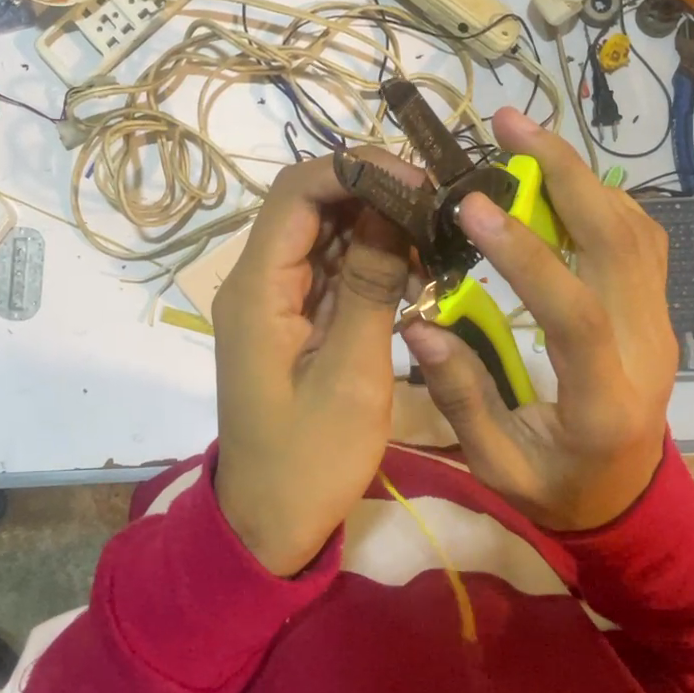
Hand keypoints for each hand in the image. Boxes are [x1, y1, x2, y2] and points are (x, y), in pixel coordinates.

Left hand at [211, 153, 418, 575]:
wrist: (268, 522)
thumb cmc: (309, 460)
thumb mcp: (351, 374)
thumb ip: (370, 286)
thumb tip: (394, 209)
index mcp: (257, 289)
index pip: (297, 192)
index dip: (355, 170)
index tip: (417, 180)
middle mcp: (256, 282)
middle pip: (307, 206)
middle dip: (371, 192)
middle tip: (437, 205)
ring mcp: (272, 301)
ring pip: (320, 234)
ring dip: (373, 225)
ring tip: (433, 233)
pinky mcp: (290, 321)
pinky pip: (326, 270)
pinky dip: (366, 260)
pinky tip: (411, 266)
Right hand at [400, 109, 677, 531]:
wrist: (627, 502)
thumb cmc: (557, 489)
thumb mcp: (498, 467)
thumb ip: (463, 398)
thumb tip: (421, 325)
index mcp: (603, 399)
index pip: (573, 313)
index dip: (526, 255)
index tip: (470, 206)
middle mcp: (645, 349)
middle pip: (620, 244)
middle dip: (563, 174)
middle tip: (506, 125)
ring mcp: (660, 324)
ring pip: (635, 230)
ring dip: (582, 175)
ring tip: (525, 136)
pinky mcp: (657, 310)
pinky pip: (641, 240)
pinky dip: (603, 198)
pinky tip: (562, 179)